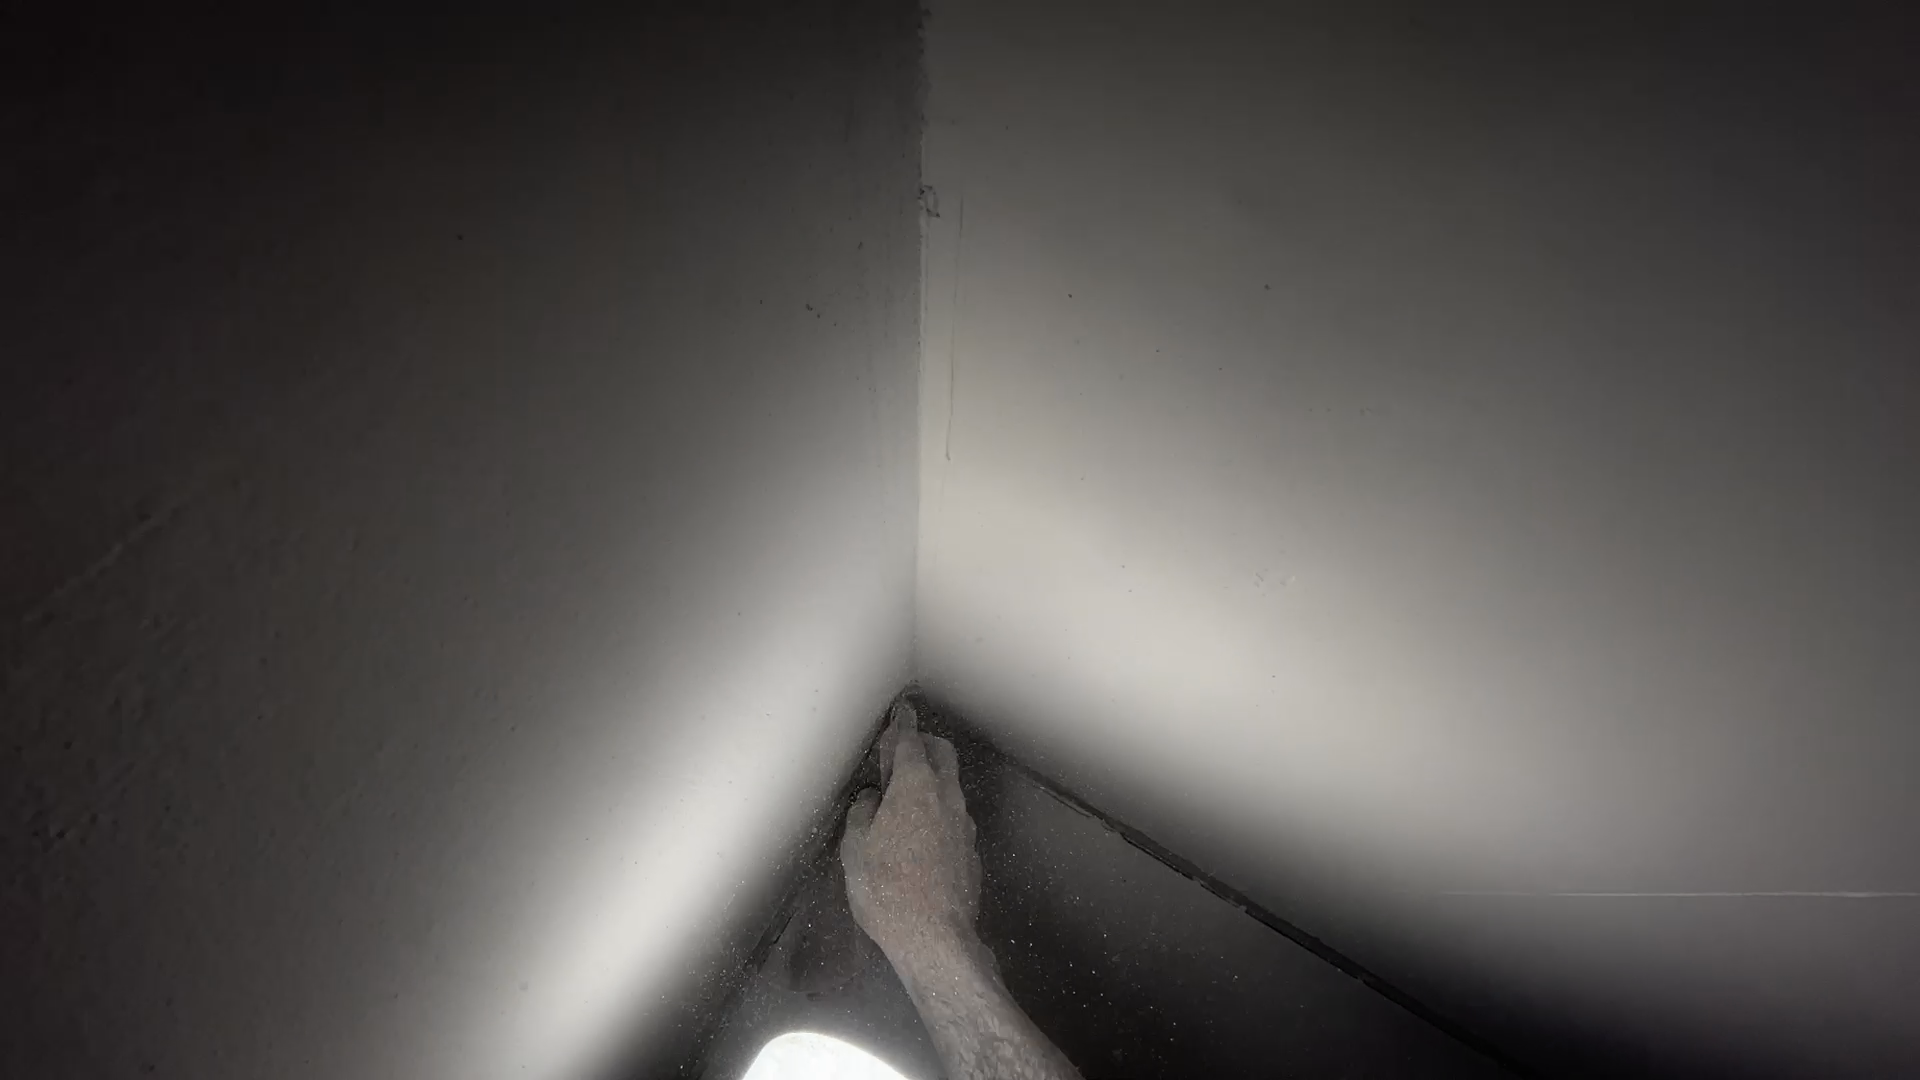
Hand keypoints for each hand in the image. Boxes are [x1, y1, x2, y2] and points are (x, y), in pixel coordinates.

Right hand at [839, 703, 981, 963]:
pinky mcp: (970, 850)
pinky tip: (922, 834)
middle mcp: (946, 796)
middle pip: (942, 754)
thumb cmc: (887, 888)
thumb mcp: (856, 848)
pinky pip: (954, 816)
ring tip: (908, 796)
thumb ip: (863, 812)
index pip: (910, 742)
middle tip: (904, 751)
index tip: (903, 710)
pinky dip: (938, 811)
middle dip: (925, 743)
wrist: (936, 938)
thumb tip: (872, 798)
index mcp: (916, 787)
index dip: (903, 724)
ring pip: (951, 785)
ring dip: (933, 779)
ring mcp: (963, 824)